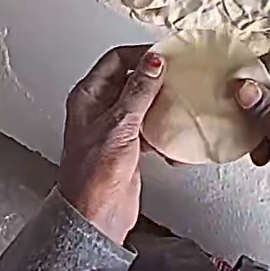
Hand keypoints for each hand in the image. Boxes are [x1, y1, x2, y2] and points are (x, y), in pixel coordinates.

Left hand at [58, 45, 165, 242]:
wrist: (96, 216)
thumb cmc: (93, 176)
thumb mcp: (119, 125)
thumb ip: (138, 91)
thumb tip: (153, 62)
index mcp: (88, 96)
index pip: (116, 59)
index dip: (141, 54)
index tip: (166, 55)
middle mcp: (99, 108)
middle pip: (132, 78)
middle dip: (155, 77)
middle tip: (178, 74)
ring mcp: (115, 126)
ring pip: (143, 101)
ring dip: (162, 101)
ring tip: (181, 99)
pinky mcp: (129, 144)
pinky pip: (150, 124)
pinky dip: (163, 125)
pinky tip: (174, 130)